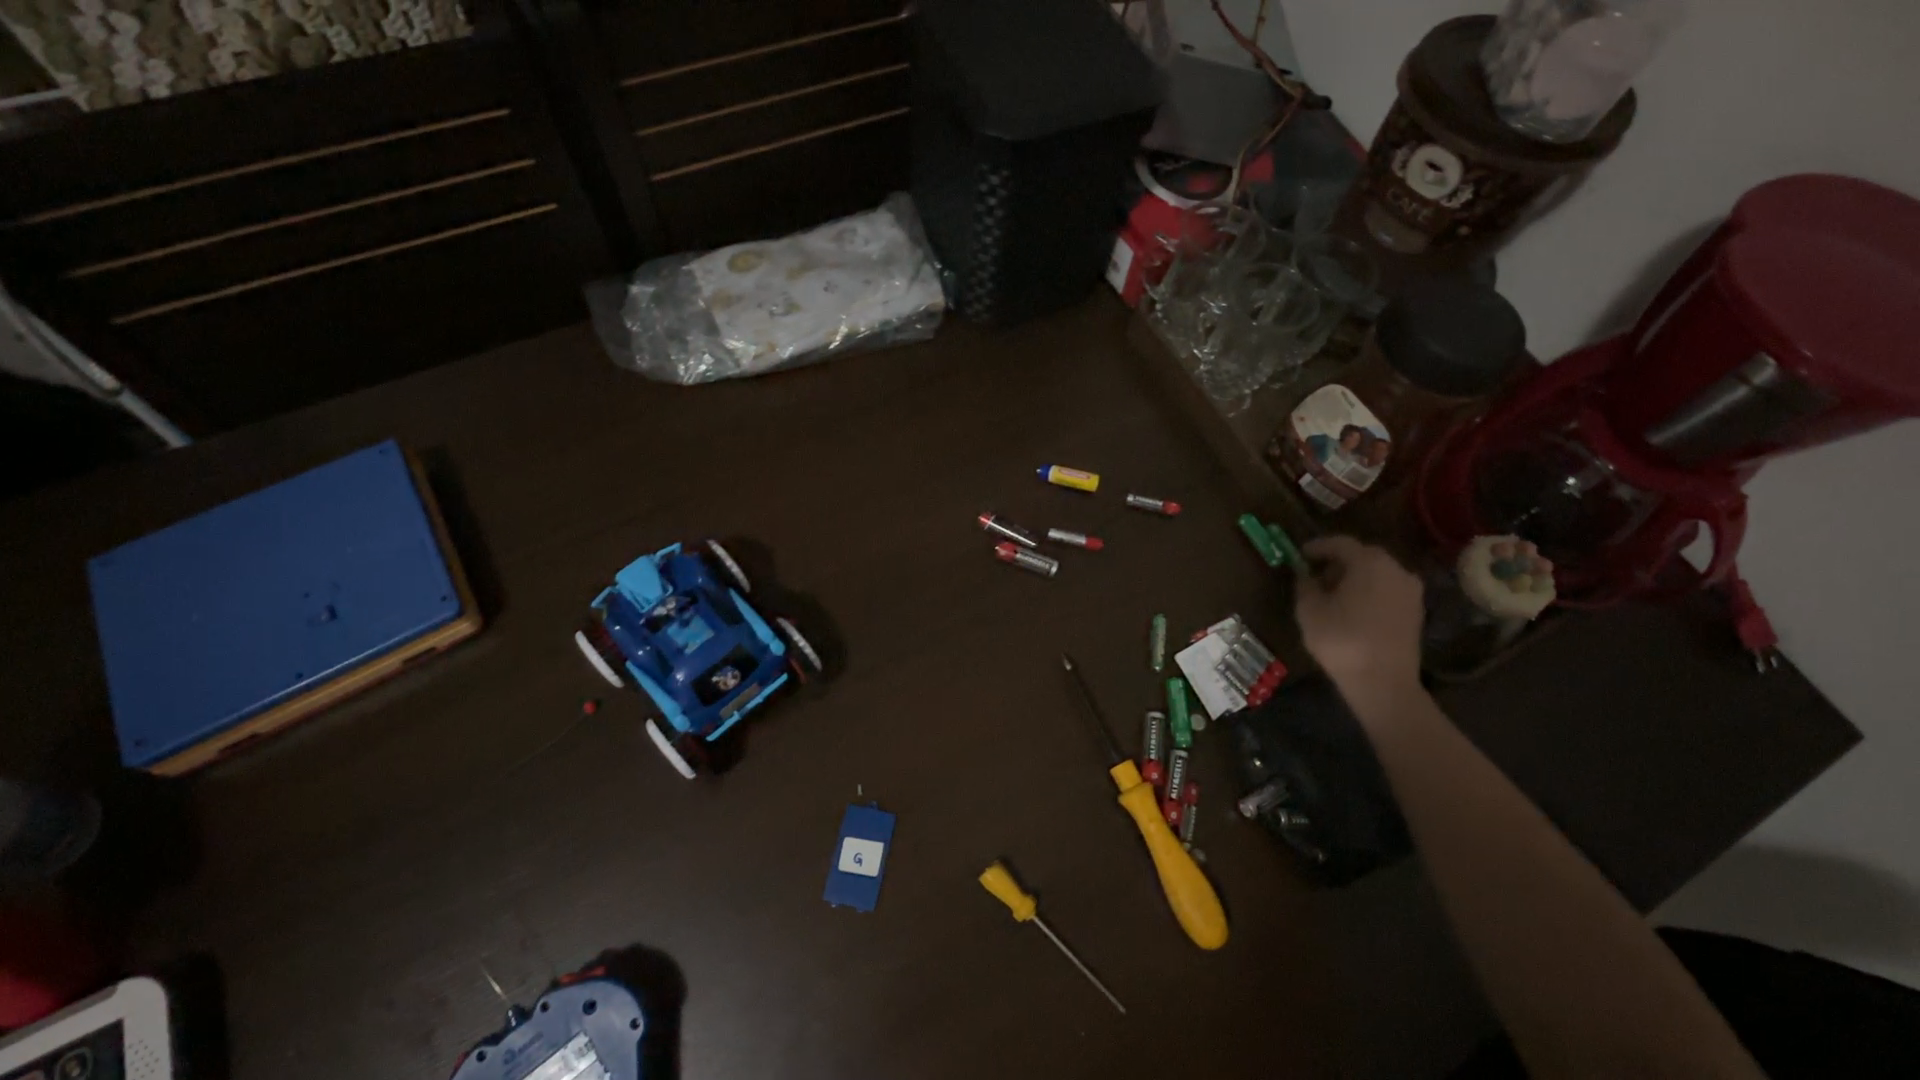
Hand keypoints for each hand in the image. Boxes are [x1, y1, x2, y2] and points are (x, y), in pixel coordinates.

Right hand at [1294, 536, 1424, 696]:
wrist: (1383, 682)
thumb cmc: (1341, 640)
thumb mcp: (1309, 610)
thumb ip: (1305, 585)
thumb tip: (1306, 575)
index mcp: (1369, 562)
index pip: (1340, 543)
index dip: (1317, 547)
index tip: (1300, 555)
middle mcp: (1396, 569)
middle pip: (1363, 556)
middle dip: (1338, 563)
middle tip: (1317, 576)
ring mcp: (1411, 590)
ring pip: (1378, 574)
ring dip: (1355, 578)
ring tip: (1334, 596)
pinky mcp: (1417, 611)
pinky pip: (1388, 591)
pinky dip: (1370, 593)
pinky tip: (1354, 610)